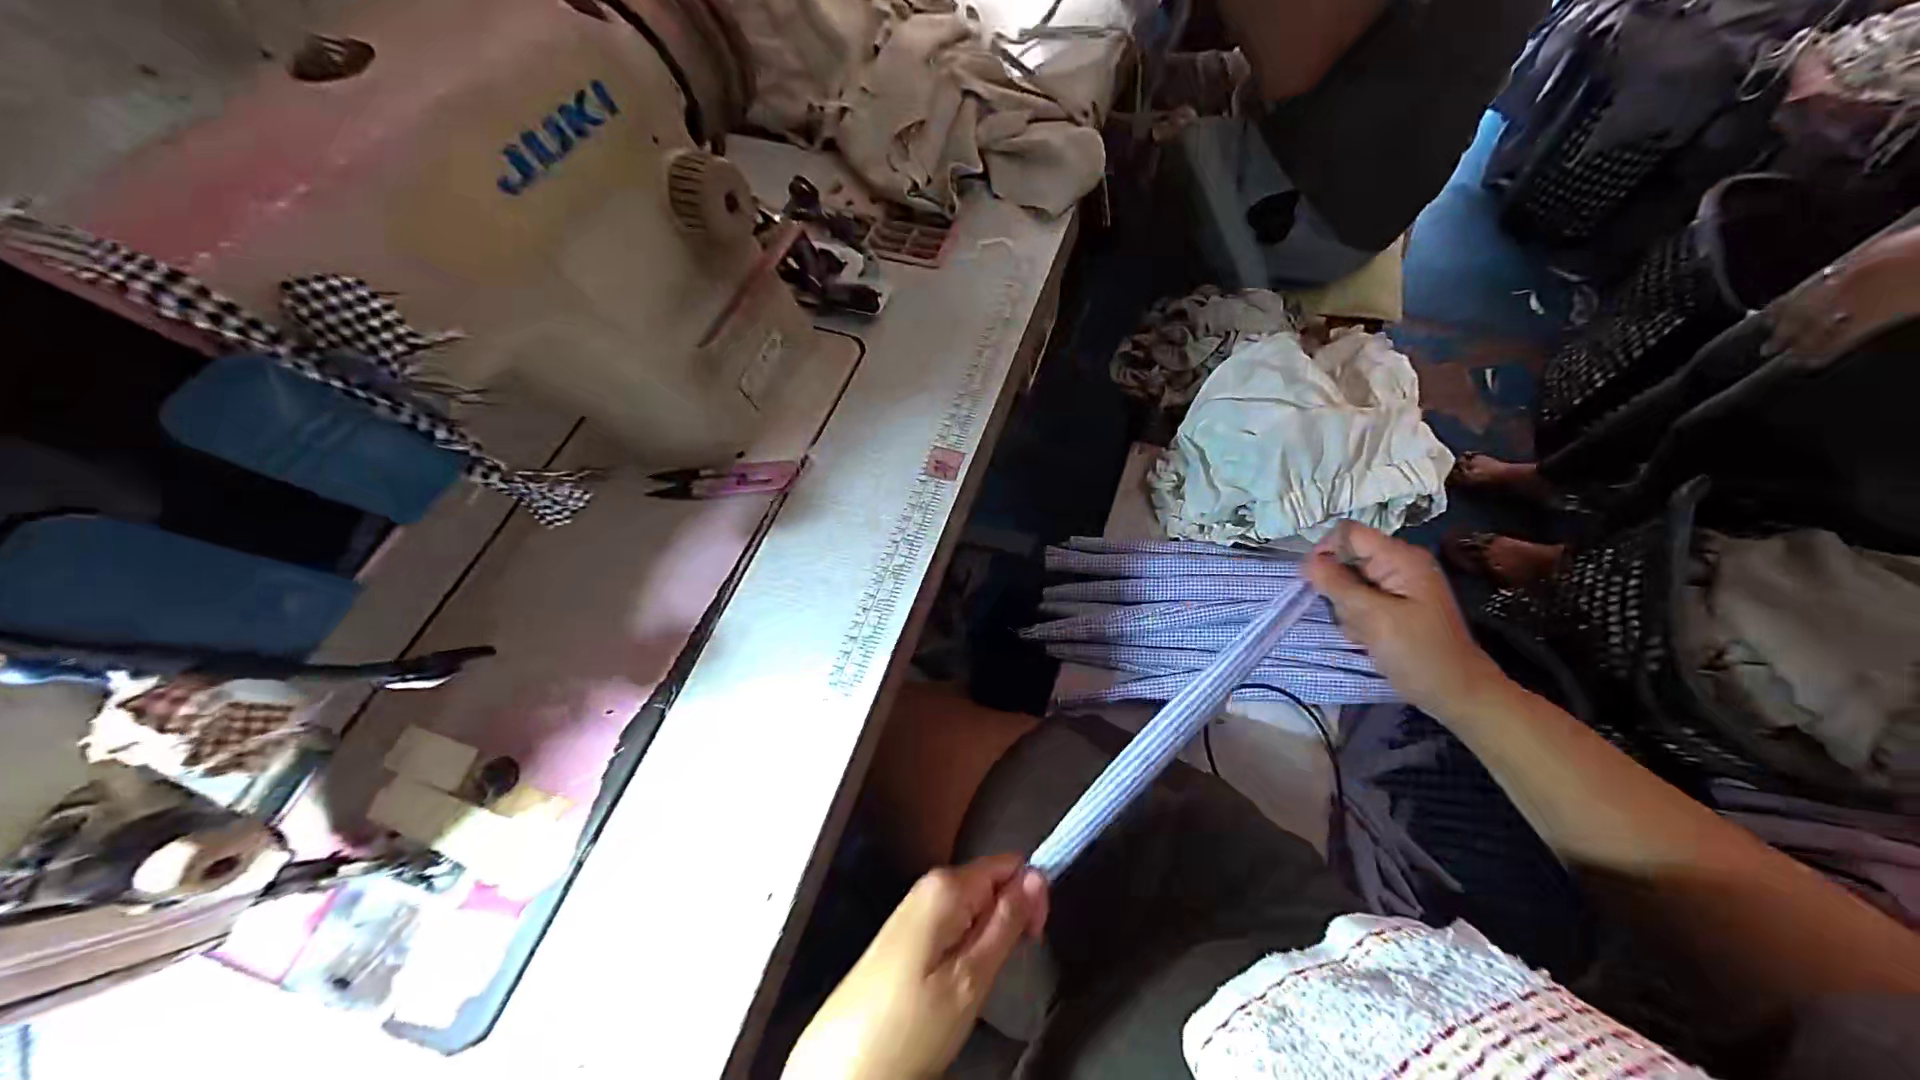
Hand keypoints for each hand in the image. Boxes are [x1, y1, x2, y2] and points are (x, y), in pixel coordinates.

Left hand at [784, 855, 1048, 1079]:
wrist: (843, 1064)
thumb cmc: (909, 1024)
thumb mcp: (972, 977)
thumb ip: (1007, 921)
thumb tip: (1037, 875)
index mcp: (946, 886)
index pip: (1011, 863)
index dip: (1031, 896)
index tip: (1033, 937)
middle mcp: (928, 886)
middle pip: (992, 883)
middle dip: (1009, 920)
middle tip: (999, 969)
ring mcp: (915, 910)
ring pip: (976, 908)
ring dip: (988, 939)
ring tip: (975, 983)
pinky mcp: (907, 934)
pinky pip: (955, 925)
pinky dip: (967, 949)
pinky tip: (956, 984)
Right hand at [1304, 521, 1511, 720]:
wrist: (1457, 693)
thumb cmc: (1419, 654)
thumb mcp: (1374, 618)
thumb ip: (1338, 585)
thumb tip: (1307, 561)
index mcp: (1401, 558)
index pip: (1348, 533)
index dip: (1326, 551)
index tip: (1318, 583)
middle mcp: (1399, 564)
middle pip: (1346, 558)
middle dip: (1338, 587)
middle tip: (1353, 616)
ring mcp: (1397, 585)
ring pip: (1348, 583)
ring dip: (1346, 608)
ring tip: (1364, 631)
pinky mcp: (1394, 605)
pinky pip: (1359, 601)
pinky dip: (1355, 618)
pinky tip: (1368, 637)